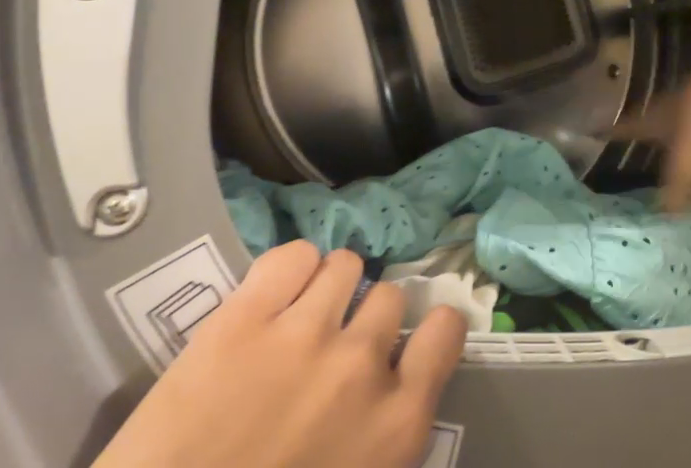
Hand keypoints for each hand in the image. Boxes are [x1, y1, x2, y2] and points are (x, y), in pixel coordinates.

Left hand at [93, 240, 467, 467]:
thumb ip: (388, 433)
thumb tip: (394, 390)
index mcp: (396, 422)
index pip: (446, 331)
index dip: (429, 328)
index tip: (406, 339)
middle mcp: (361, 364)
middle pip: (390, 296)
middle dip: (368, 314)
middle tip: (337, 341)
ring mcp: (303, 333)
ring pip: (345, 266)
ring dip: (331, 285)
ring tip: (303, 311)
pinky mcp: (245, 316)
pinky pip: (294, 255)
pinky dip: (293, 267)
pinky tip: (274, 294)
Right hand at [609, 43, 690, 211]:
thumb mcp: (688, 167)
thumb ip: (676, 195)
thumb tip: (663, 223)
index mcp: (663, 114)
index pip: (633, 125)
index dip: (618, 131)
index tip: (598, 131)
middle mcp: (683, 99)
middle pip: (666, 113)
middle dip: (661, 125)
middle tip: (654, 137)